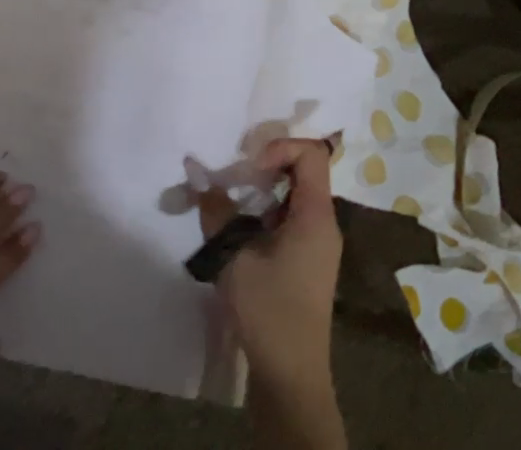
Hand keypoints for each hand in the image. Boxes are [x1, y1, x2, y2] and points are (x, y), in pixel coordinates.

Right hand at [199, 138, 343, 449]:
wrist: (290, 373)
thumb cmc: (268, 310)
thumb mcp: (233, 256)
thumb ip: (216, 209)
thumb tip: (197, 171)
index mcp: (316, 217)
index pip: (311, 154)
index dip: (277, 148)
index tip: (246, 170)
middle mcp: (323, 224)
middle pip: (301, 172)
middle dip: (260, 168)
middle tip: (226, 181)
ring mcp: (316, 244)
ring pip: (290, 197)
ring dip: (256, 193)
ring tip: (222, 204)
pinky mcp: (304, 261)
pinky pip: (286, 219)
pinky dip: (260, 214)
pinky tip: (232, 231)